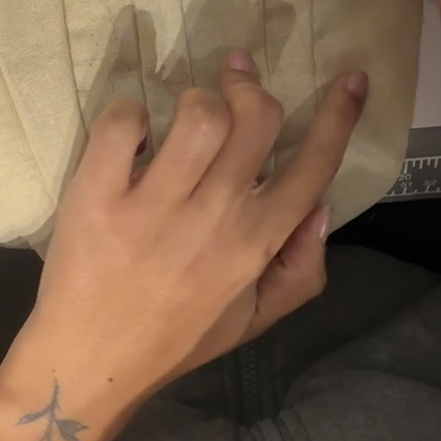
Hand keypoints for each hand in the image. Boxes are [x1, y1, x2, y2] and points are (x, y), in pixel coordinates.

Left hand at [14, 50, 367, 405]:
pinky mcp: (97, 197)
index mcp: (256, 243)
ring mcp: (154, 207)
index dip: (339, 118)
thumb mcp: (253, 320)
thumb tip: (321, 208)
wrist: (89, 364)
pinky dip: (129, 114)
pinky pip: (122, 125)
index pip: (313, 167)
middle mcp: (214, 218)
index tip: (351, 80)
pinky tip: (132, 136)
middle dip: (249, 87)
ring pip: (199, 114)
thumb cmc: (176, 337)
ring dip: (195, 100)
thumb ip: (300, 271)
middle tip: (234, 77)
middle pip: (256, 119)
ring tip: (181, 114)